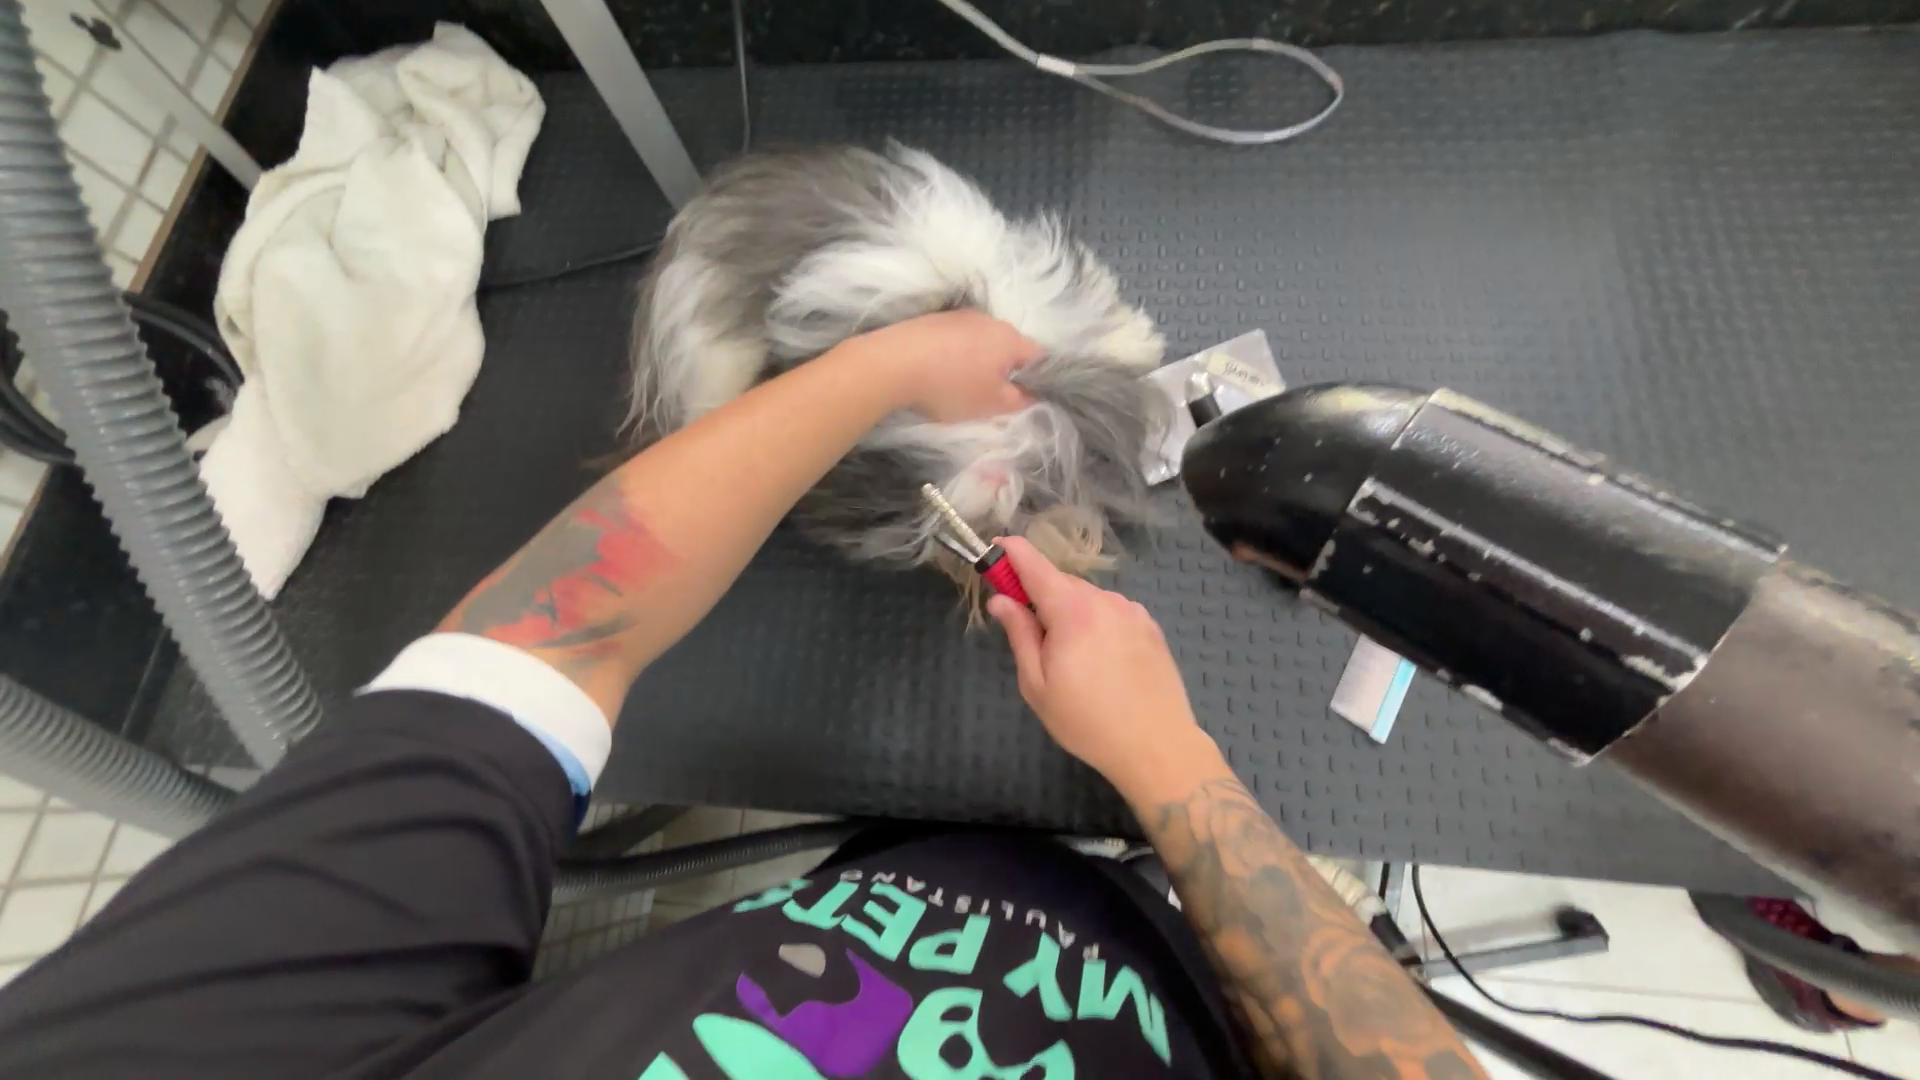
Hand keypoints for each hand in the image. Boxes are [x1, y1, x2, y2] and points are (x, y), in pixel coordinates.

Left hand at [844, 310, 1040, 421]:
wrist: (893, 363)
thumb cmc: (951, 386)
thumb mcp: (991, 404)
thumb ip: (1018, 401)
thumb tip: (1031, 395)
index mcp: (1010, 338)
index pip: (1038, 355)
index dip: (1037, 377)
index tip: (1022, 395)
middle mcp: (988, 320)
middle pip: (1007, 346)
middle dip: (1004, 368)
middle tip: (992, 394)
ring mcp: (958, 316)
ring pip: (980, 341)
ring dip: (977, 360)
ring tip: (962, 384)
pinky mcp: (933, 320)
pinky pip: (955, 339)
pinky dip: (954, 354)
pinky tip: (940, 371)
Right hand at [986, 537, 1223, 800]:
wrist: (1156, 745)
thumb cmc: (1086, 721)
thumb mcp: (1037, 684)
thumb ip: (1019, 634)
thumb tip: (1000, 600)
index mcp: (1072, 611)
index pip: (1034, 565)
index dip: (1011, 552)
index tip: (994, 548)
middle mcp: (1104, 600)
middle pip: (1061, 582)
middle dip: (1040, 596)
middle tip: (1032, 633)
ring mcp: (1131, 610)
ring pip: (1087, 598)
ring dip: (1070, 611)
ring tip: (1072, 658)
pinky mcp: (1149, 625)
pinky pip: (1111, 611)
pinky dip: (1096, 621)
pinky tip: (1101, 659)